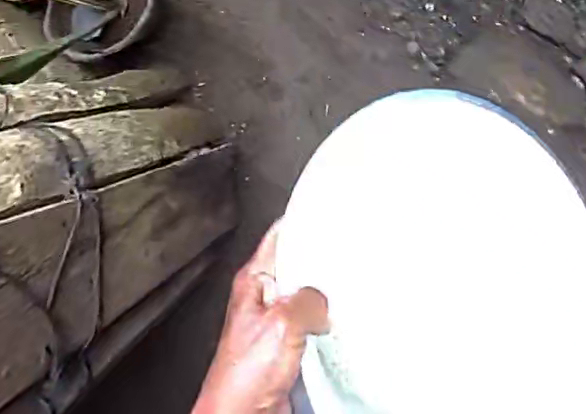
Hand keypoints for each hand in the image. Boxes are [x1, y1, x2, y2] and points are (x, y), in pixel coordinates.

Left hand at [191, 220, 329, 413]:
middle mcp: (262, 298)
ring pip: (304, 298)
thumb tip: (322, 300)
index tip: (322, 211)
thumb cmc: (243, 374)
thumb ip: (306, 300)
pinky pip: (308, 327)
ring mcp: (273, 323)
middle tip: (342, 255)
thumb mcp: (282, 323)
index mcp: (253, 279)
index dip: (300, 221)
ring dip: (321, 299)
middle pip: (295, 266)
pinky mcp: (284, 349)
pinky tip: (336, 327)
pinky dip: (323, 326)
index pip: (279, 236)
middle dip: (317, 262)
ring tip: (342, 292)